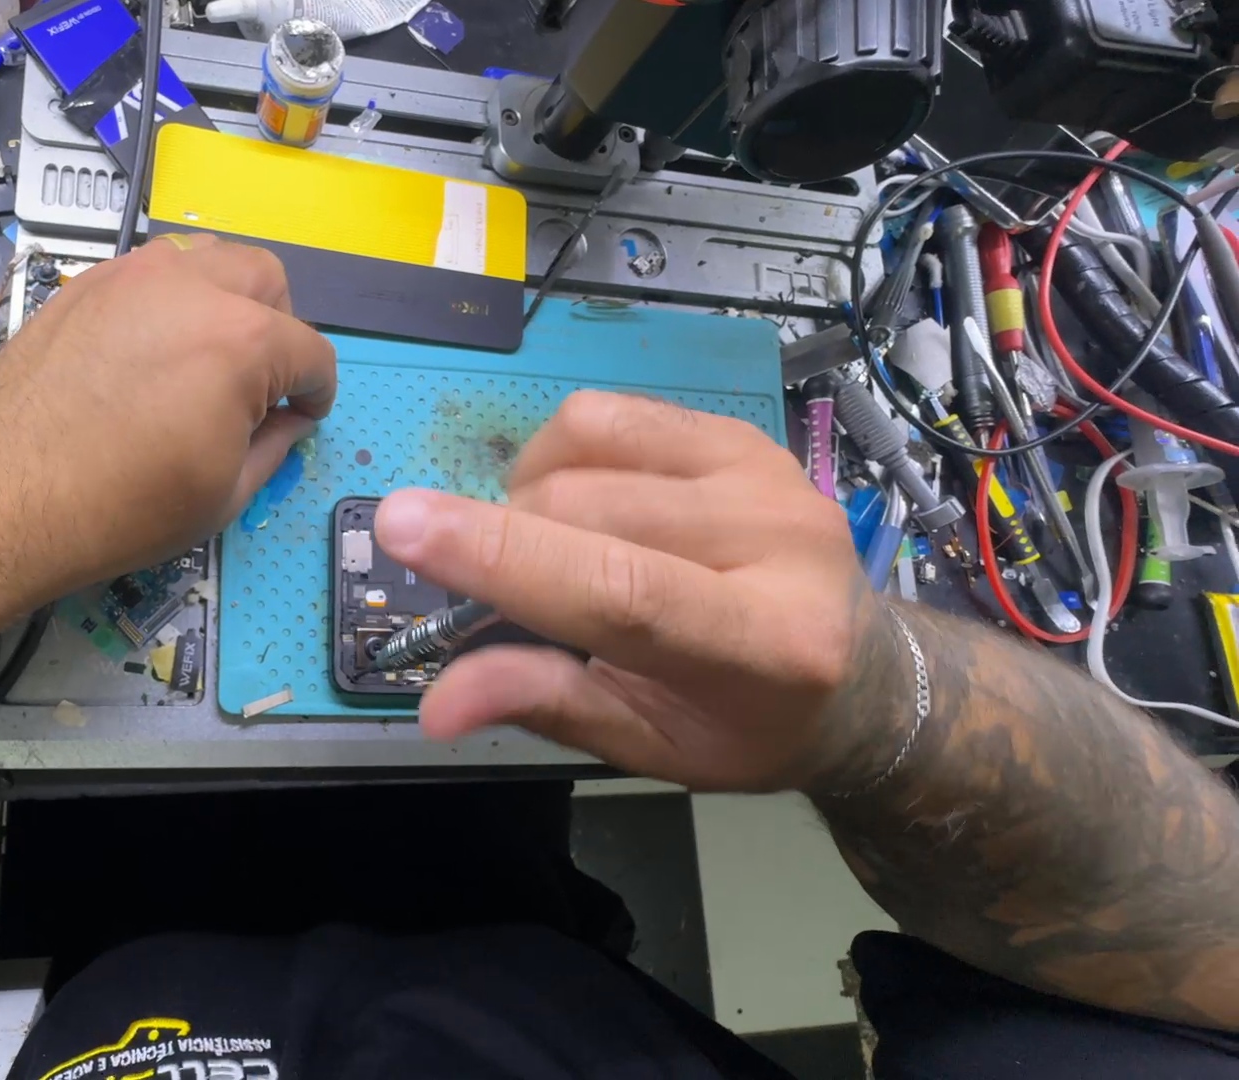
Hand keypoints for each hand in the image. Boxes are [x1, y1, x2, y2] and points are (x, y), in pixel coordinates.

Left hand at [0, 235, 335, 599]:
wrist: (4, 500)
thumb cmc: (124, 511)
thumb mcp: (224, 495)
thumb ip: (276, 445)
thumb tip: (292, 418)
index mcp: (241, 342)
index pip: (312, 352)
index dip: (318, 391)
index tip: (304, 415)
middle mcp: (192, 287)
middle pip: (268, 279)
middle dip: (280, 329)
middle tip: (260, 383)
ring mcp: (132, 275)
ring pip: (210, 259)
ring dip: (228, 301)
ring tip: (205, 358)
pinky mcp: (86, 282)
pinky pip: (153, 270)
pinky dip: (173, 301)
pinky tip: (151, 352)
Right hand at [373, 391, 878, 792]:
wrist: (855, 672)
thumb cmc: (736, 723)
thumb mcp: (639, 740)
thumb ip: (539, 703)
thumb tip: (434, 705)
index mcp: (759, 646)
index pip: (615, 589)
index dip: (502, 558)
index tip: (399, 525)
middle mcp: (776, 539)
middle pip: (577, 510)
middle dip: (506, 546)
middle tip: (510, 594)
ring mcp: (760, 471)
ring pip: (577, 453)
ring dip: (528, 503)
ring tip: (555, 549)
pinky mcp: (736, 433)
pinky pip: (599, 415)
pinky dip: (555, 457)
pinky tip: (579, 501)